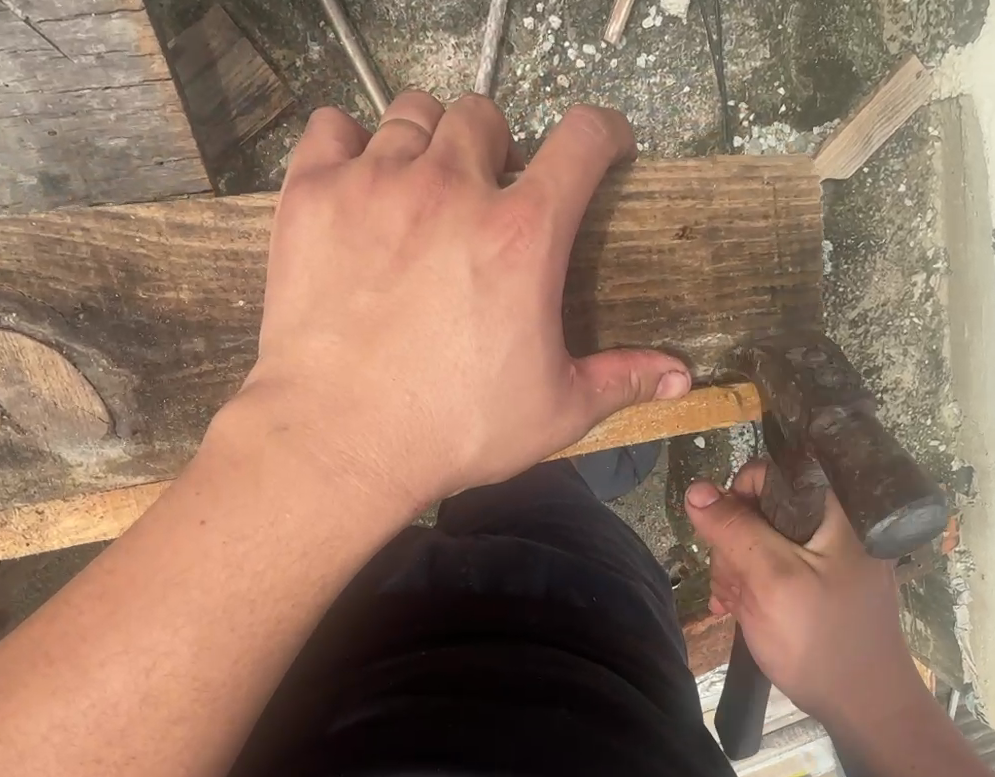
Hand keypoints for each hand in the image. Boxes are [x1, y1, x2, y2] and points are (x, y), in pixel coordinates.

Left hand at [224, 92, 691, 510]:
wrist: (341, 442)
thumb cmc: (457, 430)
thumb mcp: (556, 410)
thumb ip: (622, 379)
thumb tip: (682, 376)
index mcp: (524, 235)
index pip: (582, 139)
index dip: (604, 133)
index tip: (604, 148)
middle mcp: (453, 189)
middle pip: (484, 116)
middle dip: (497, 147)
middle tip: (489, 193)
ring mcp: (376, 185)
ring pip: (411, 114)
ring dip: (429, 142)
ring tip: (425, 189)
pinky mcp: (312, 196)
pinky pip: (332, 128)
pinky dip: (350, 146)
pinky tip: (359, 186)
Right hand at [685, 461, 923, 721]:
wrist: (863, 706)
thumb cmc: (822, 640)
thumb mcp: (771, 579)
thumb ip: (734, 529)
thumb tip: (696, 489)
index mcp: (837, 509)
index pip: (775, 473)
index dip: (741, 497)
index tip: (729, 537)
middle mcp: (834, 524)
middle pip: (762, 509)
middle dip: (735, 545)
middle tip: (737, 585)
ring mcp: (826, 555)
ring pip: (759, 541)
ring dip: (737, 571)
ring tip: (737, 606)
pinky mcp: (817, 582)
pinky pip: (771, 568)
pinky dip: (750, 586)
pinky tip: (738, 611)